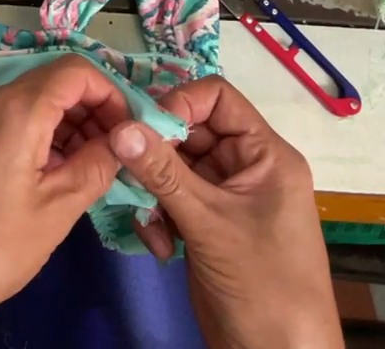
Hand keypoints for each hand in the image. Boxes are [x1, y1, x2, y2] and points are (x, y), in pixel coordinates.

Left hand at [0, 55, 133, 317]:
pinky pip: (15, 119)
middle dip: (93, 110)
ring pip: (36, 101)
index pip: (76, 70)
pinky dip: (44, 135)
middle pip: (56, 82)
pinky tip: (57, 175)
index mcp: (18, 108)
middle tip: (117, 155)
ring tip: (92, 171)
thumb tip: (121, 142)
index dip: (111, 93)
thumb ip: (95, 166)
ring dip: (70, 125)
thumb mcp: (57, 208)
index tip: (131, 132)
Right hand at [108, 77, 342, 348]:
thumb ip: (162, 172)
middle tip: (124, 168)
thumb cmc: (263, 286)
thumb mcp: (209, 224)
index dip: (179, 103)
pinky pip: (172, 197)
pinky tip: (156, 243)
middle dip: (156, 151)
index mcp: (265, 156)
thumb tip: (119, 125)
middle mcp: (247, 168)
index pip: (217, 98)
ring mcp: (227, 197)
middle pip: (190, 131)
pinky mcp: (209, 225)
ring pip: (175, 165)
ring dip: (152, 188)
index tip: (143, 127)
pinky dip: (158, 215)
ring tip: (144, 216)